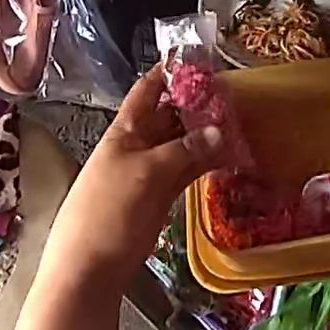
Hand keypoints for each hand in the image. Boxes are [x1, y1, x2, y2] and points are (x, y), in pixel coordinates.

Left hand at [43, 66, 226, 292]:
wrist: (89, 270)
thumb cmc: (108, 212)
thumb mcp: (147, 173)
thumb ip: (184, 150)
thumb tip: (219, 131)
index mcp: (125, 131)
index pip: (147, 91)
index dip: (167, 73)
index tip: (196, 59)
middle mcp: (139, 145)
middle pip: (171, 116)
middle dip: (198, 104)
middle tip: (232, 95)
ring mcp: (152, 170)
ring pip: (184, 143)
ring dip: (208, 134)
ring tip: (239, 123)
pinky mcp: (162, 194)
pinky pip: (188, 168)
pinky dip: (208, 160)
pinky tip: (230, 154)